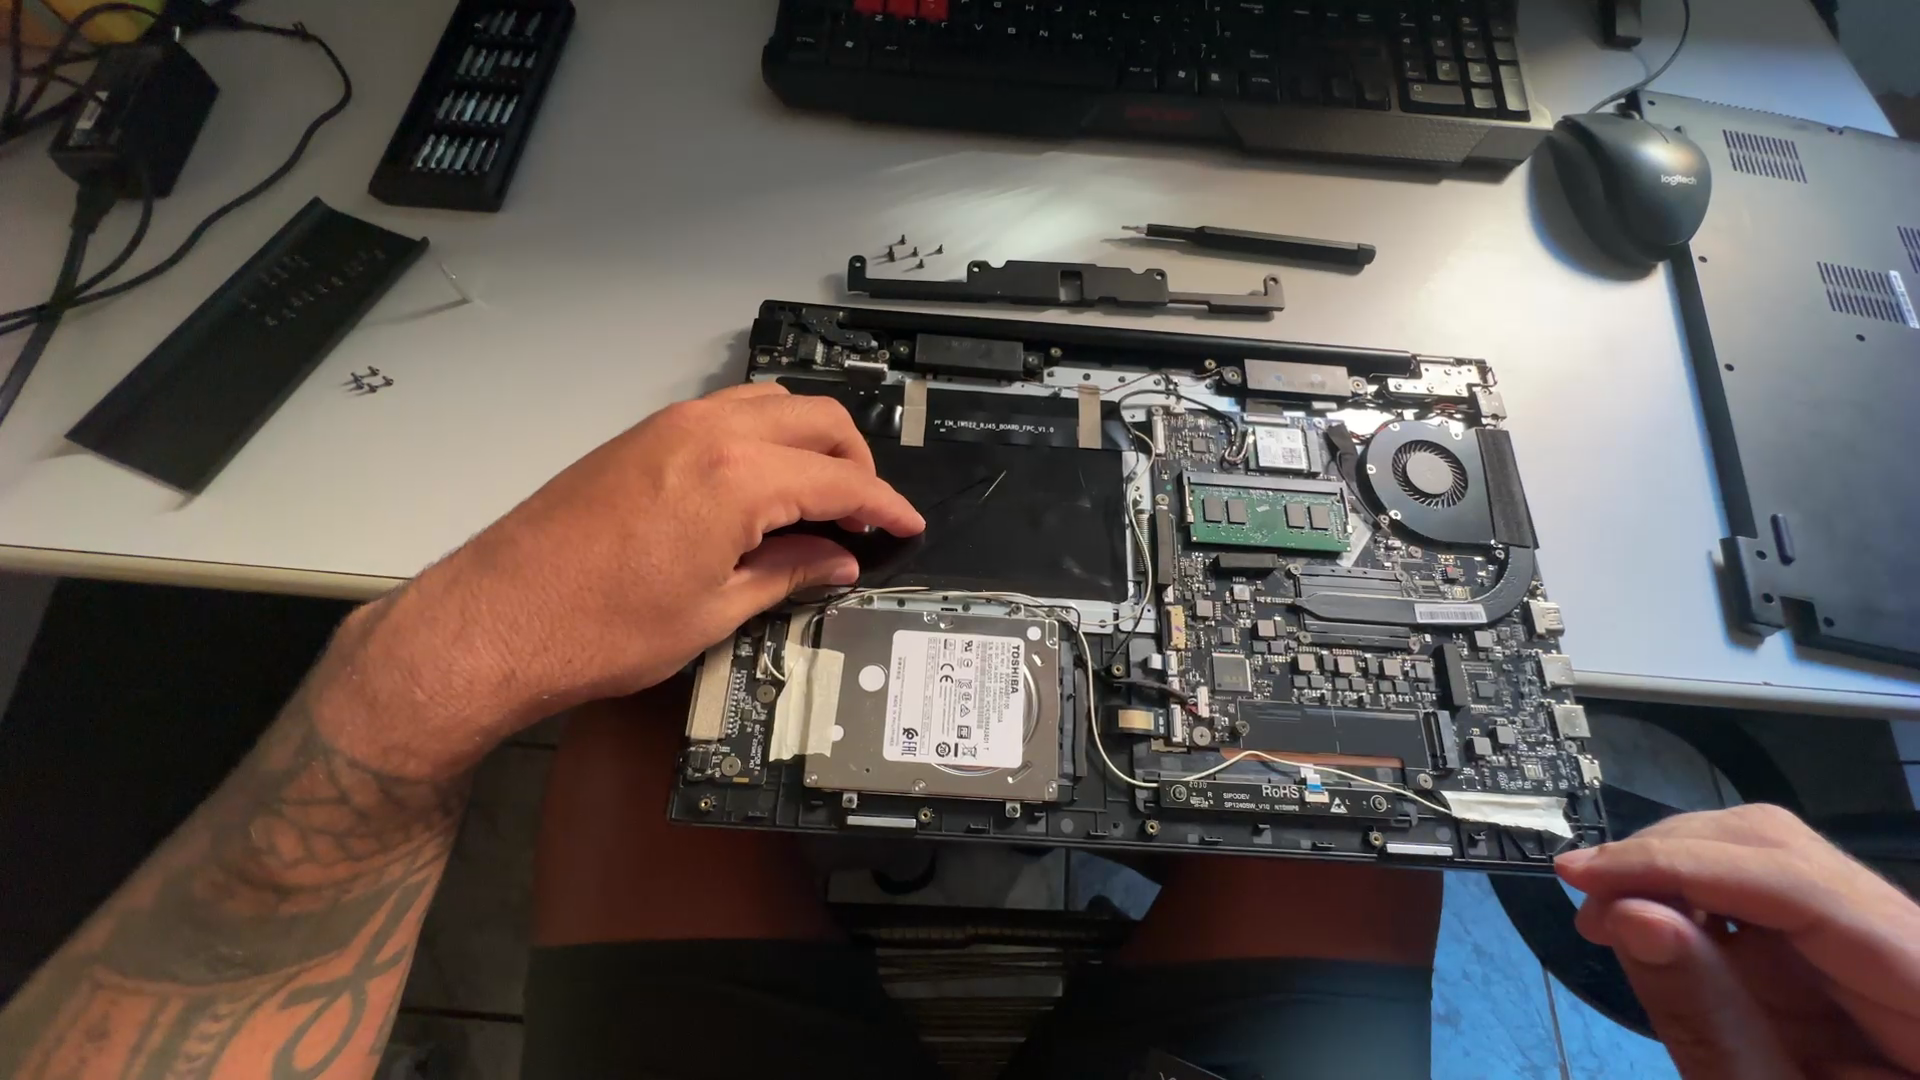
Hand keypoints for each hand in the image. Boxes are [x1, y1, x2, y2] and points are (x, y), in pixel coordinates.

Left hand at [344, 383, 922, 756]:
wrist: (493, 623)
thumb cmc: (605, 630)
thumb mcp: (716, 610)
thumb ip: (791, 572)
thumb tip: (840, 561)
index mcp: (739, 477)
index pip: (841, 482)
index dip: (886, 506)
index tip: (909, 526)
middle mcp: (711, 431)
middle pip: (819, 421)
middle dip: (858, 464)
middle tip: (867, 514)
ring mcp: (673, 423)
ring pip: (775, 404)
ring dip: (812, 441)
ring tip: (822, 494)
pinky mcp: (644, 433)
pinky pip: (730, 411)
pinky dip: (767, 435)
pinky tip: (765, 481)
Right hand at [1556, 804, 1919, 1078]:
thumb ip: (1709, 1027)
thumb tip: (1626, 912)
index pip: (1808, 891)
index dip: (1682, 866)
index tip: (1575, 875)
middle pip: (1786, 851)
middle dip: (1669, 859)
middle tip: (1588, 898)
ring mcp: (1890, 956)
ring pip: (1764, 856)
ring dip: (1667, 872)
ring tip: (1606, 917)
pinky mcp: (1844, 962)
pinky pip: (1753, 897)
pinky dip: (1682, 899)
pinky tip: (1646, 929)